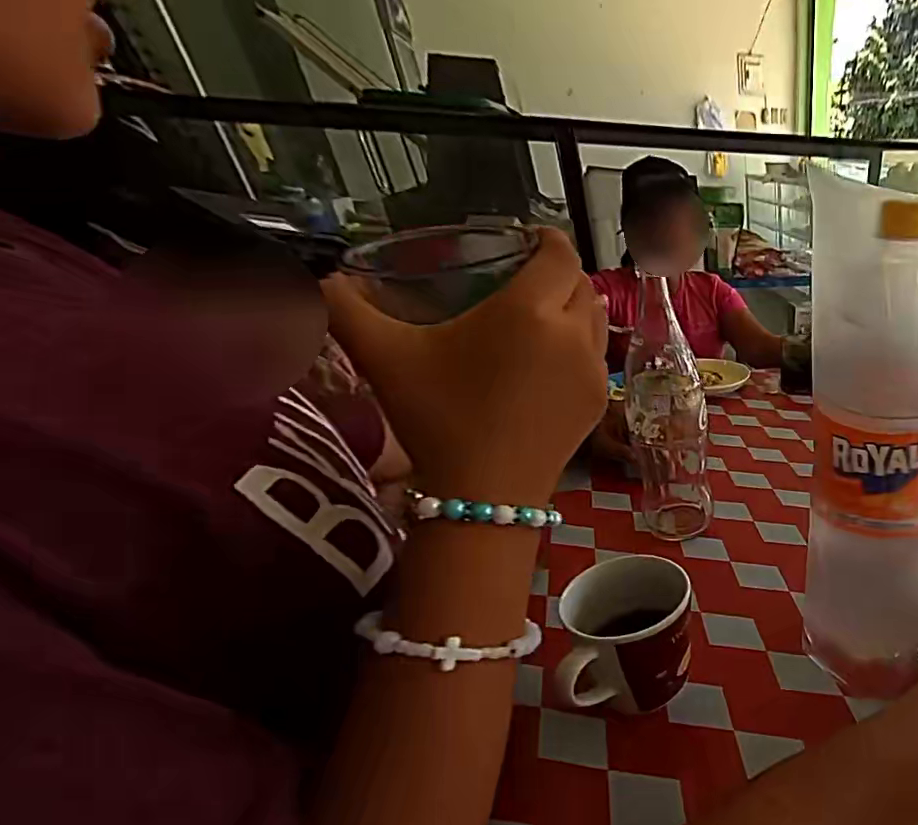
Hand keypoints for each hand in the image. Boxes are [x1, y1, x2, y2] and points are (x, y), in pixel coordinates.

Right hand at [321, 227, 607, 504]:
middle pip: (581, 283)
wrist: (485, 492)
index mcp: (529, 310)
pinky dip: (584, 341)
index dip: (548, 238)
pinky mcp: (598, 402)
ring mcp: (592, 371)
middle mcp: (572, 334)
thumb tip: (318, 276)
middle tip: (530, 274)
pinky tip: (556, 354)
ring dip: (577, 304)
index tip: (529, 238)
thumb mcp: (383, 355)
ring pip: (597, 318)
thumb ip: (344, 306)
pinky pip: (599, 355)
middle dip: (560, 271)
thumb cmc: (438, 418)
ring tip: (546, 310)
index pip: (558, 254)